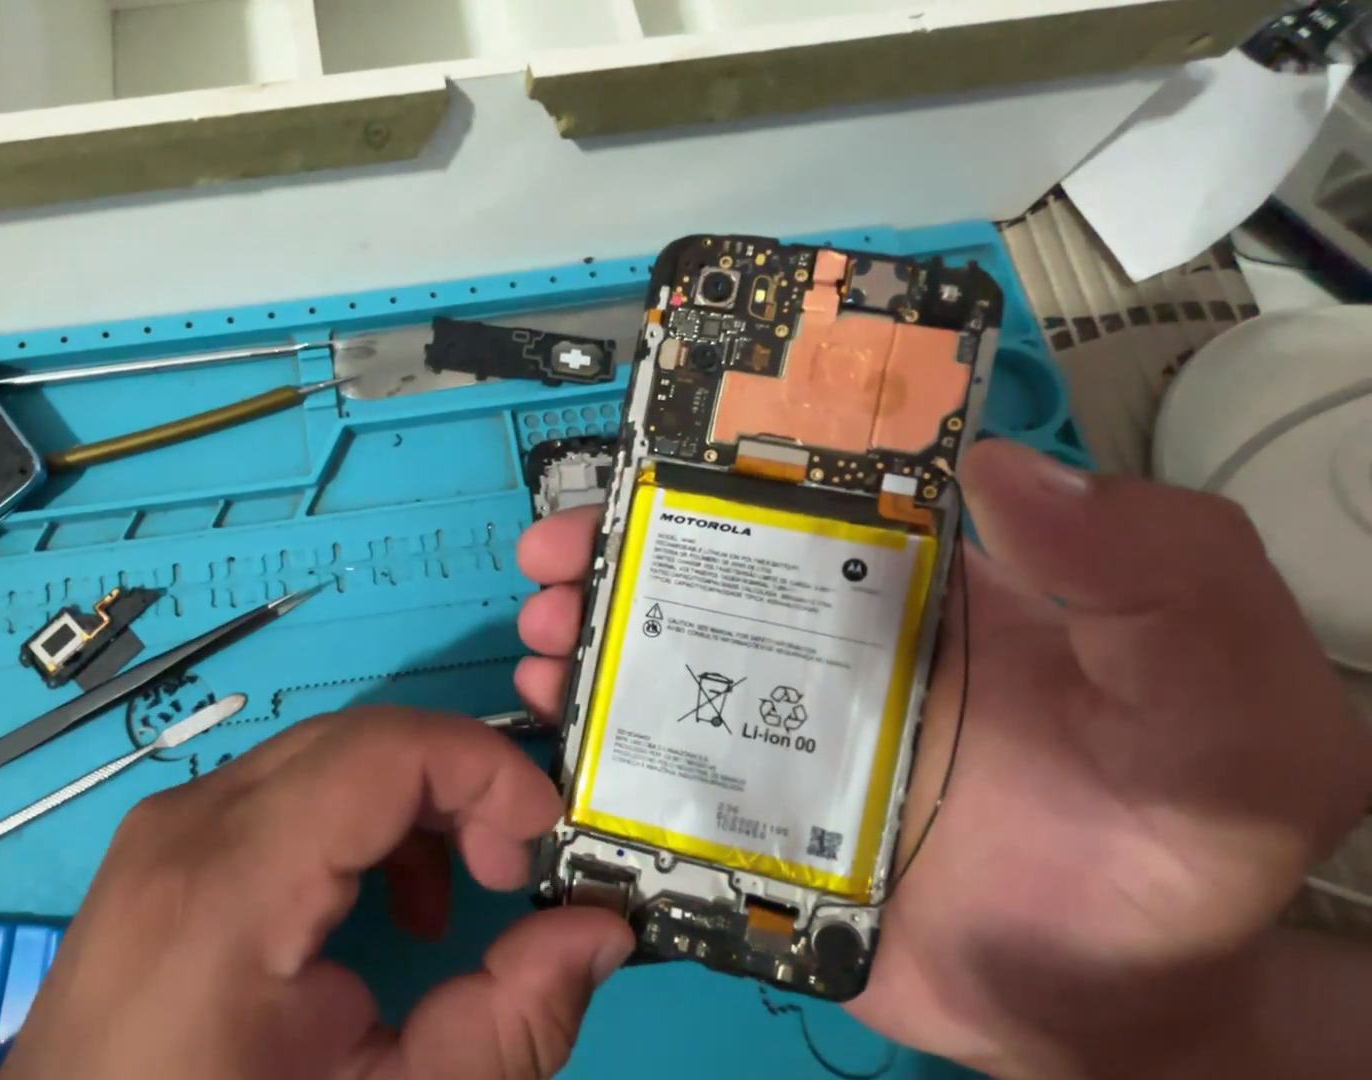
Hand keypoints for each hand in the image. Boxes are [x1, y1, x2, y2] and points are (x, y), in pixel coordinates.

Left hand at [0, 709, 634, 1079]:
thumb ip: (507, 1025)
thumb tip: (600, 931)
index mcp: (230, 883)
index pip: (381, 750)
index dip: (483, 768)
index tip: (545, 837)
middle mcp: (188, 822)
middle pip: (358, 741)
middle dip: (458, 786)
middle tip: (511, 873)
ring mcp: (166, 824)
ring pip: (324, 757)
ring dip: (409, 804)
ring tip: (444, 904)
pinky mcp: (165, 842)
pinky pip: (281, 790)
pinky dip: (352, 821)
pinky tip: (372, 905)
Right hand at [514, 439, 1371, 1078]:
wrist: (1098, 1010)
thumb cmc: (1168, 845)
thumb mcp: (1232, 709)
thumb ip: (1163, 579)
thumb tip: (996, 468)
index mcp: (921, 580)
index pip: (804, 494)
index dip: (715, 467)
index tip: (643, 470)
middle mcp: (828, 634)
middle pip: (698, 568)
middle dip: (613, 551)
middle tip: (551, 562)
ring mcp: (771, 717)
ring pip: (656, 653)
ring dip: (588, 634)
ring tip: (543, 639)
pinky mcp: (735, 796)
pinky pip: (649, 753)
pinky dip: (592, 732)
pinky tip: (558, 724)